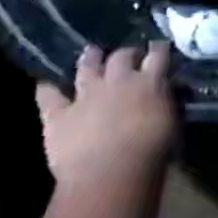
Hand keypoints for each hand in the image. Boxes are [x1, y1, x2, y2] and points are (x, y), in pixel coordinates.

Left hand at [34, 43, 176, 194]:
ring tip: (91, 52)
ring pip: (87, 68)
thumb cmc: (153, 150)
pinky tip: (45, 82)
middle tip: (128, 54)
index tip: (159, 45)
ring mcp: (86, 96)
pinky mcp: (58, 115)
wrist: (110, 172)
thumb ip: (166, 101)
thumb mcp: (172, 120)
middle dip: (125, 53)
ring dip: (89, 59)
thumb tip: (165, 92)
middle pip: (121, 57)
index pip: (157, 55)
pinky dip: (47, 88)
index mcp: (150, 82)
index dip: (158, 48)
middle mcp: (118, 81)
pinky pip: (49, 96)